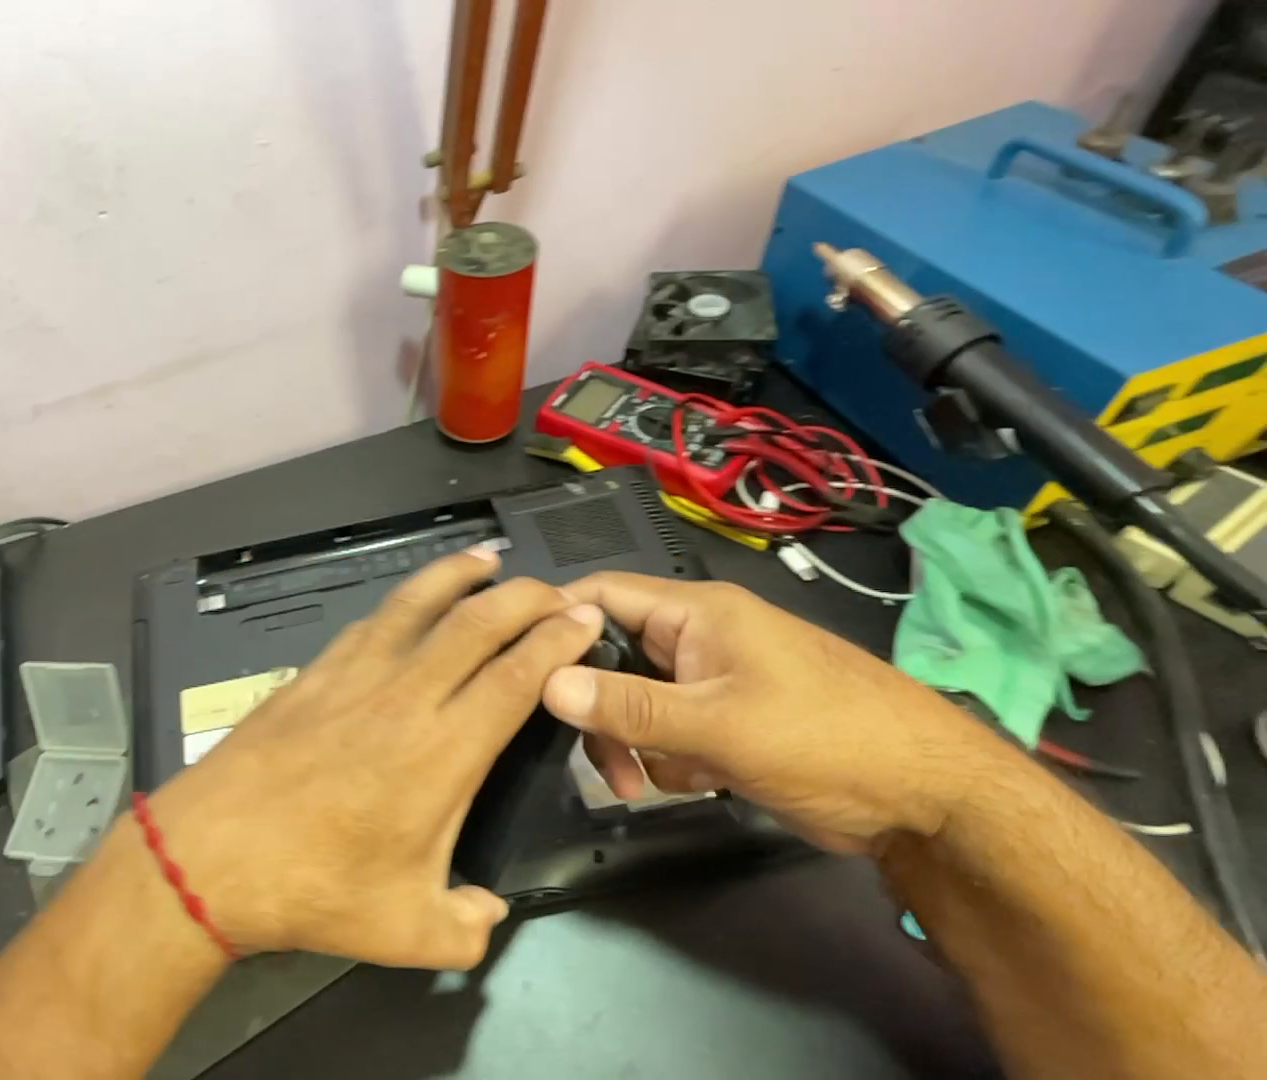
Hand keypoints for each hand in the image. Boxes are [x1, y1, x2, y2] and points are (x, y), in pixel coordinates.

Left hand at [143, 548, 602, 968]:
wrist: (212, 853)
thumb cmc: (314, 888)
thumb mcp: (408, 932)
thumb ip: (467, 924)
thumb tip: (488, 911)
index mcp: (443, 751)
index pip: (516, 675)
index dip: (557, 641)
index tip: (584, 621)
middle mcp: (404, 697)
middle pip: (476, 623)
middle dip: (526, 597)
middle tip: (555, 591)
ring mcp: (353, 676)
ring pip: (417, 605)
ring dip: (457, 576)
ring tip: (486, 559)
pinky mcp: (313, 673)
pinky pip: (369, 623)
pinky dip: (401, 602)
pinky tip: (408, 604)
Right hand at [541, 574, 1006, 854]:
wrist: (930, 801)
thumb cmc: (828, 740)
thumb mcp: (719, 725)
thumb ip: (629, 706)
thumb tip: (546, 684)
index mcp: (695, 612)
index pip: (600, 594)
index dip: (557, 623)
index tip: (522, 668)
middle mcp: (695, 637)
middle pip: (610, 656)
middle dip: (600, 708)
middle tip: (605, 762)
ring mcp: (710, 679)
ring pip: (633, 699)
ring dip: (632, 741)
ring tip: (651, 784)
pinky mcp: (724, 719)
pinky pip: (665, 727)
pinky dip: (666, 757)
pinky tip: (695, 781)